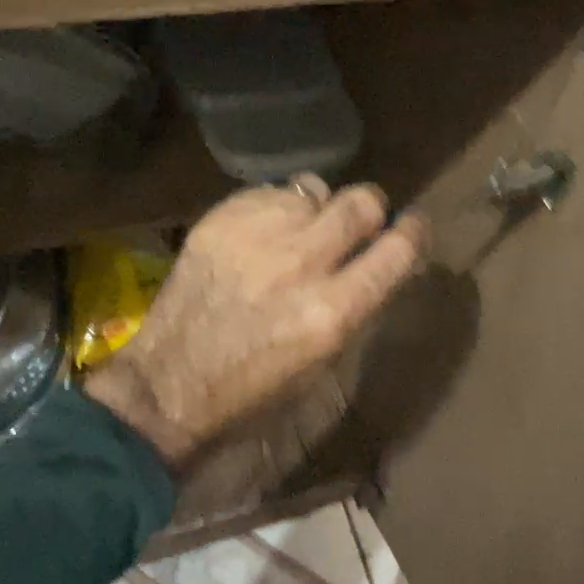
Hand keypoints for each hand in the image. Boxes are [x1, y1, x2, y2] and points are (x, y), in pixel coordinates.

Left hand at [84, 176, 429, 466]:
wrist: (169, 386)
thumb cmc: (253, 393)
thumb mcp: (323, 364)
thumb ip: (357, 305)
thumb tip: (381, 260)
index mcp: (331, 312)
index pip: (396, 250)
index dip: (414, 232)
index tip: (413, 225)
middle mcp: (298, 264)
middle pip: (360, 202)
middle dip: (370, 208)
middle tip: (360, 222)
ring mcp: (255, 236)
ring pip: (313, 190)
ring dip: (316, 210)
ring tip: (299, 232)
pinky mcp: (220, 220)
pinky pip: (269, 192)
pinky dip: (275, 208)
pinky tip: (263, 232)